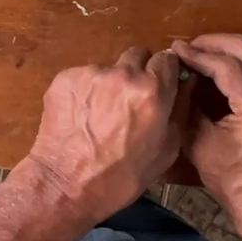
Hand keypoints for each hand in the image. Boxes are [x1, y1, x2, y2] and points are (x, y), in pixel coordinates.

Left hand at [13, 47, 182, 227]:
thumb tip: (177, 91)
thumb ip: (175, 113)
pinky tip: (78, 117)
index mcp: (152, 90)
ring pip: (107, 68)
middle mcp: (122, 74)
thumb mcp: (165, 152)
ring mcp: (90, 74)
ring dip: (107, 84)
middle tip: (128, 99)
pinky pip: (81, 78)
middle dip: (137, 72)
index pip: (167, 59)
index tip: (159, 83)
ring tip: (98, 114)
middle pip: (137, 55)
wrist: (66, 185)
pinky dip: (83, 92)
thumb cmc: (121, 177)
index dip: (163, 72)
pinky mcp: (64, 79)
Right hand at [171, 34, 241, 231]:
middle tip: (187, 46)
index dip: (197, 55)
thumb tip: (177, 78)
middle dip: (213, 43)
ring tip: (200, 53)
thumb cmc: (234, 183)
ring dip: (228, 49)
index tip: (174, 50)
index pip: (225, 65)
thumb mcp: (200, 145)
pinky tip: (220, 67)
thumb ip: (188, 106)